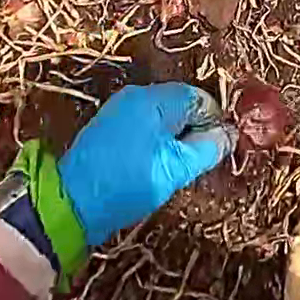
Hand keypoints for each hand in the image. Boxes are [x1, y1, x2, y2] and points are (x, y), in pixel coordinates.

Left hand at [58, 83, 233, 245]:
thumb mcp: (177, 169)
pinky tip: (150, 162)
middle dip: (193, 129)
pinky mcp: (108, 122)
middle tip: (191, 161)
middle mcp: (138, 94)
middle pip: (182, 104)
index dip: (213, 123)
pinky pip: (145, 121)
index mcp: (157, 99)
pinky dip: (155, 137)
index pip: (201, 99)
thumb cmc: (128, 183)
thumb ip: (209, 147)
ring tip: (170, 165)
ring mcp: (120, 107)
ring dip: (174, 135)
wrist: (68, 205)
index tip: (213, 150)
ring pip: (164, 114)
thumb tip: (231, 134)